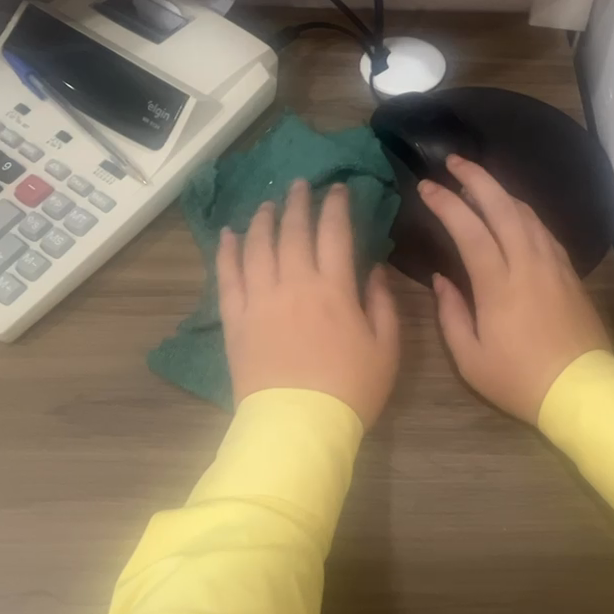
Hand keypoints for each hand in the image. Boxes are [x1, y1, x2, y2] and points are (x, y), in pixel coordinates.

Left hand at [217, 179, 400, 426]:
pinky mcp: (236, 321)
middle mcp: (295, 284)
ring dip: (263, 220)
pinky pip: (228, 277)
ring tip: (268, 203)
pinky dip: (227, 252)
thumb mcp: (386, 348)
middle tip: (300, 184)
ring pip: (258, 247)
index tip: (338, 188)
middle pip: (293, 232)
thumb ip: (383, 304)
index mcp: (334, 289)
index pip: (335, 233)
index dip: (336, 206)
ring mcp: (261, 300)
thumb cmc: (350, 389)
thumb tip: (375, 270)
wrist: (299, 428)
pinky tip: (228, 234)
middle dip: (298, 203)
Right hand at [419, 156, 610, 424]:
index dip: (447, 203)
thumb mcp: (470, 358)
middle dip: (476, 177)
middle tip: (454, 161)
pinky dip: (523, 211)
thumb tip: (441, 279)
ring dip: (501, 190)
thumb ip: (450, 313)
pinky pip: (543, 229)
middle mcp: (527, 263)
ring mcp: (552, 264)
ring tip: (478, 181)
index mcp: (498, 284)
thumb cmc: (519, 379)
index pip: (469, 229)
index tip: (427, 187)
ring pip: (526, 213)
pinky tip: (513, 211)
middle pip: (502, 206)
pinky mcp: (568, 271)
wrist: (581, 390)